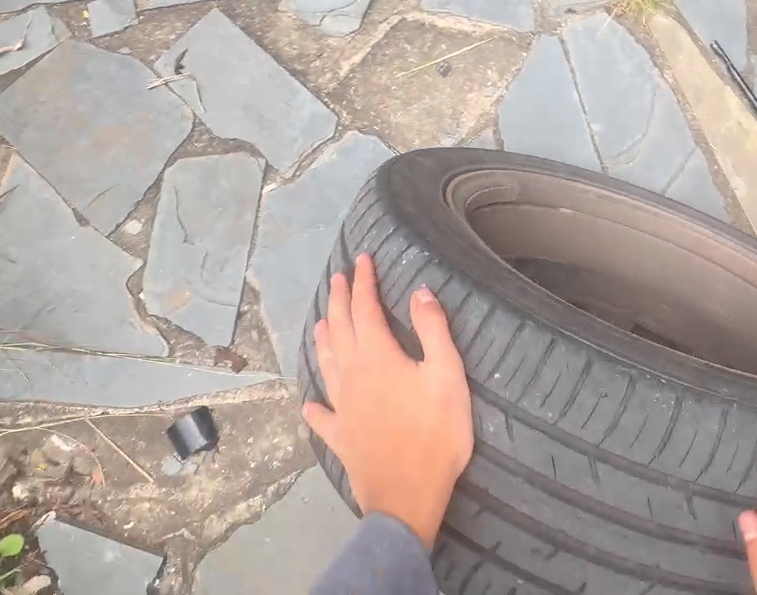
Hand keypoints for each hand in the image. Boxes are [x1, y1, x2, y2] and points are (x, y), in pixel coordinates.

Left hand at [302, 253, 473, 548]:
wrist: (408, 497)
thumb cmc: (435, 431)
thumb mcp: (447, 374)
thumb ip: (433, 329)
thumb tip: (419, 291)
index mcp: (378, 357)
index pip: (366, 310)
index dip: (364, 283)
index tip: (363, 259)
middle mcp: (353, 376)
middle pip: (340, 331)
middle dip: (340, 301)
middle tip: (339, 277)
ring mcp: (343, 408)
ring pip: (327, 364)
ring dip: (324, 339)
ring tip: (321, 320)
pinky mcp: (342, 437)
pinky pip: (323, 416)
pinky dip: (314, 405)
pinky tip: (309, 402)